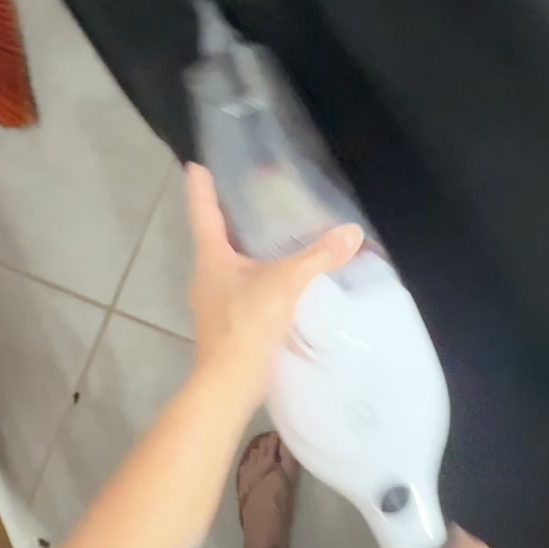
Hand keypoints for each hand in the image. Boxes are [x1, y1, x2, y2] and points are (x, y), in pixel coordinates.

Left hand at [183, 163, 362, 402]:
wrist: (228, 384)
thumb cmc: (247, 324)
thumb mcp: (285, 283)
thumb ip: (318, 256)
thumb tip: (353, 232)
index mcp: (210, 255)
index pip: (202, 209)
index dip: (200, 186)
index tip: (195, 163)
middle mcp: (205, 273)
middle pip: (214, 235)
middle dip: (228, 214)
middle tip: (249, 192)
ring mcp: (212, 299)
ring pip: (226, 262)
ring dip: (242, 246)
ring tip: (268, 231)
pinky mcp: (225, 321)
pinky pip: (238, 285)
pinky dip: (254, 272)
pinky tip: (276, 275)